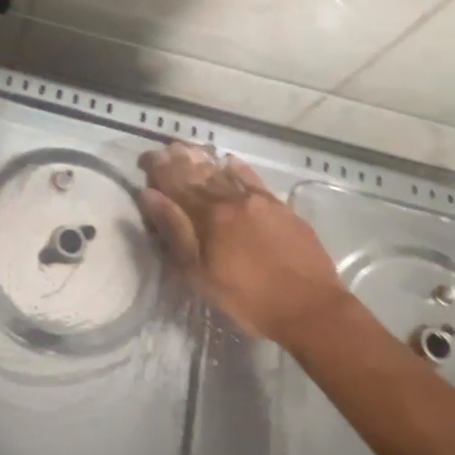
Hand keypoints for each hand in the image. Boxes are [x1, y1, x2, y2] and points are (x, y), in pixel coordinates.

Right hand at [136, 141, 349, 346]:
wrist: (309, 307)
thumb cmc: (247, 298)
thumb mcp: (200, 273)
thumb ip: (175, 231)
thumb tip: (149, 195)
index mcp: (208, 216)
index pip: (176, 184)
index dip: (159, 169)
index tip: (145, 158)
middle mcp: (231, 199)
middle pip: (200, 173)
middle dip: (179, 160)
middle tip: (165, 147)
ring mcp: (259, 201)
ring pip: (225, 172)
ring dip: (205, 159)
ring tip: (189, 148)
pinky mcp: (281, 207)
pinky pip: (253, 179)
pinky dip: (238, 168)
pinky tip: (230, 161)